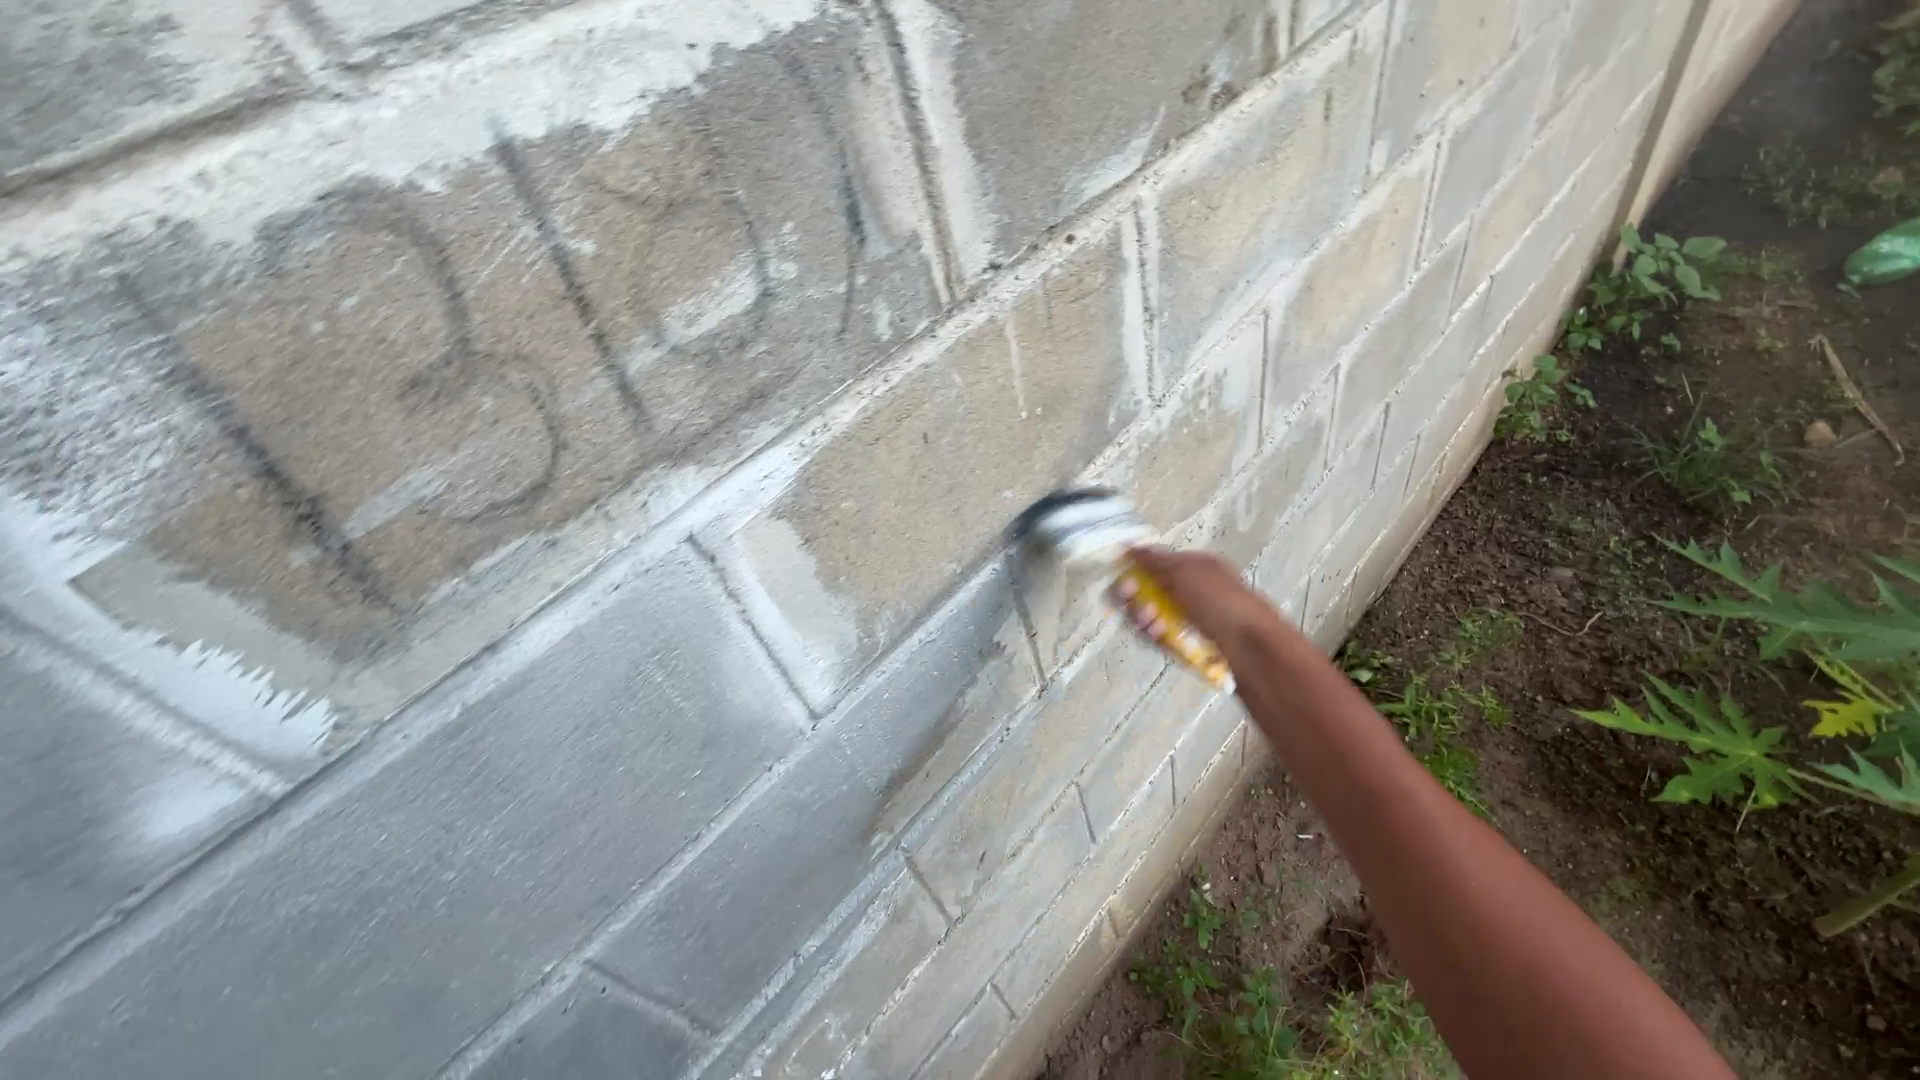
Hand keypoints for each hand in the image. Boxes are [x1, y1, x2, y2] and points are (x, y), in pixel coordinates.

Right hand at [1122, 547, 1298, 659]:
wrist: (1252, 649)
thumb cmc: (1221, 603)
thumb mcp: (1187, 573)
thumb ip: (1155, 560)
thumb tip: (1129, 544)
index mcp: (1195, 566)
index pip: (1155, 563)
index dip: (1136, 571)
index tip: (1124, 583)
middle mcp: (1193, 589)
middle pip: (1149, 591)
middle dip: (1138, 600)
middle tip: (1142, 609)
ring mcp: (1192, 617)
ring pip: (1153, 616)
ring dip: (1147, 621)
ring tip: (1155, 628)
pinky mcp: (1191, 643)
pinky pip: (1163, 638)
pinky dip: (1158, 639)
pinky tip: (1163, 641)